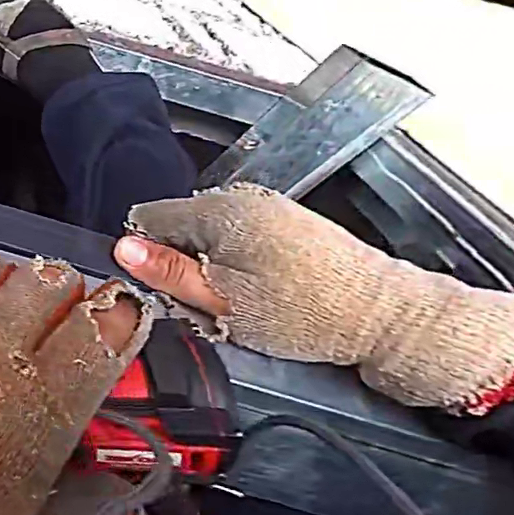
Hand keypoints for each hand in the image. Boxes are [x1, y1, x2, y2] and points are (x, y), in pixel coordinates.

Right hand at [113, 183, 513, 414]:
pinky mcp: (285, 219)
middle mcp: (239, 198)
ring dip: (207, 259)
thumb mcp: (222, 302)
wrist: (390, 317)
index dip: (147, 253)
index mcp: (217, 212)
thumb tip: (123, 248)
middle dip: (179, 257)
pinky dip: (234, 256)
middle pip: (176, 223)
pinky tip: (259, 284)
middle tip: (208, 298)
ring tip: (237, 294)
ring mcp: (265, 205)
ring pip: (205, 229)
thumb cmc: (305, 313)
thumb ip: (168, 272)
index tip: (171, 284)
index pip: (146, 218)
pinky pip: (236, 231)